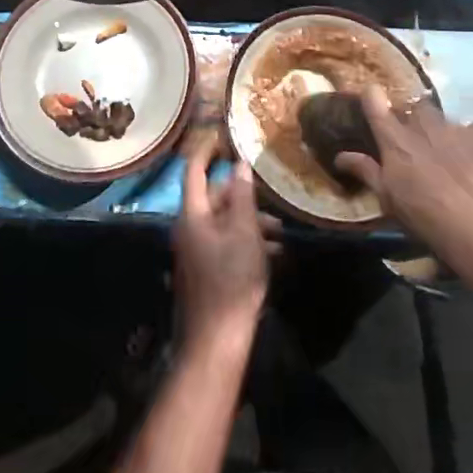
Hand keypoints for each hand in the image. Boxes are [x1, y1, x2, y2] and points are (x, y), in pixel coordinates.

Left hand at [173, 125, 280, 347]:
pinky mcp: (207, 268)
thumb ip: (242, 196)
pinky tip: (276, 254)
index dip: (207, 150)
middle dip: (243, 193)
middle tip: (271, 189)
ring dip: (252, 221)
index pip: (194, 170)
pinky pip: (227, 244)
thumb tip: (240, 164)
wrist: (217, 338)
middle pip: (214, 198)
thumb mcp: (244, 233)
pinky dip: (249, 243)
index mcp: (192, 214)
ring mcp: (197, 249)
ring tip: (283, 230)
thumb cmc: (231, 280)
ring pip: (225, 223)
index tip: (223, 135)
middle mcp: (189, 227)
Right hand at [334, 88, 472, 305]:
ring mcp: (457, 128)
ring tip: (453, 157)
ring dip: (444, 132)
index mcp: (395, 141)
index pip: (375, 103)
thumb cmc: (428, 220)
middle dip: (416, 119)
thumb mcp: (389, 200)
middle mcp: (423, 127)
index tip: (371, 97)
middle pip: (415, 108)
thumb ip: (366, 172)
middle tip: (420, 143)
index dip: (372, 97)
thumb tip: (340, 156)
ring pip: (446, 120)